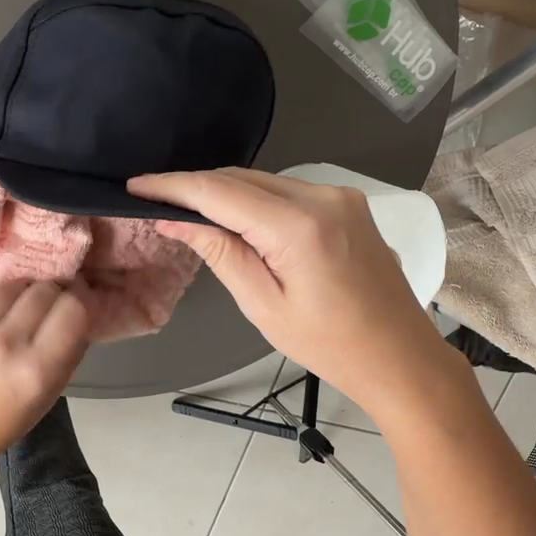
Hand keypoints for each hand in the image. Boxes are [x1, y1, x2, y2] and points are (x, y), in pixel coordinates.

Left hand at [0, 280, 90, 465]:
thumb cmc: (10, 416)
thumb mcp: (53, 390)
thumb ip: (71, 347)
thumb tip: (82, 303)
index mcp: (38, 369)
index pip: (74, 307)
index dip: (82, 300)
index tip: (79, 303)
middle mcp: (6, 344)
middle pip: (44, 289)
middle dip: (52, 295)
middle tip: (47, 308)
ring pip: (12, 285)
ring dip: (19, 295)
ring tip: (14, 314)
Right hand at [129, 167, 460, 411]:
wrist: (401, 357)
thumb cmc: (329, 344)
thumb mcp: (262, 305)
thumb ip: (220, 253)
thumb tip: (175, 220)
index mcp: (299, 225)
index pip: (219, 191)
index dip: (172, 186)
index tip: (134, 187)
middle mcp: (322, 196)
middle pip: (239, 179)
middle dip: (192, 186)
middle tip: (150, 200)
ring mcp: (339, 196)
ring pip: (262, 181)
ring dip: (221, 192)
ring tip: (183, 210)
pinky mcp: (347, 204)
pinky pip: (285, 190)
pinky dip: (251, 199)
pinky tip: (230, 216)